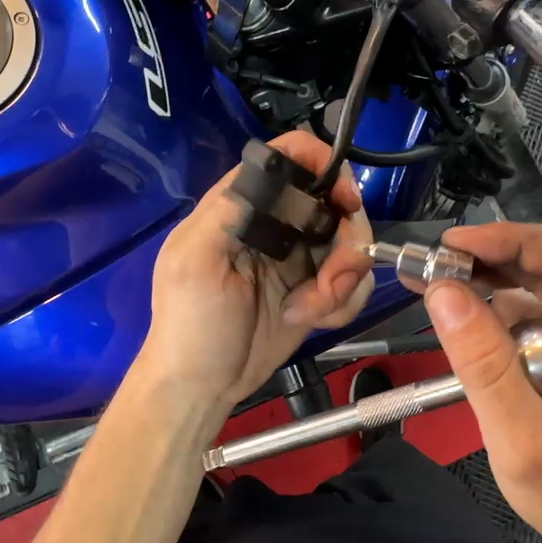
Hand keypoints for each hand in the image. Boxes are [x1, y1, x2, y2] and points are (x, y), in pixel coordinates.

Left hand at [134, 131, 375, 415]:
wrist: (204, 385)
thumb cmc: (190, 323)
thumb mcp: (194, 263)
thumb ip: (227, 213)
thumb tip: (266, 173)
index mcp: (242, 205)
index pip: (291, 157)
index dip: (326, 168)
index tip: (345, 203)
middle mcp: (275, 223)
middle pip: (336, 203)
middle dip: (345, 244)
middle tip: (330, 282)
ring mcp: (298, 256)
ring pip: (351, 244)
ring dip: (342, 281)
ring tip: (312, 311)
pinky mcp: (314, 289)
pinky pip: (351, 282)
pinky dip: (343, 303)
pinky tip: (312, 320)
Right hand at [423, 223, 541, 542]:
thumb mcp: (521, 439)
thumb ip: (483, 364)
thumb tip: (441, 291)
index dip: (516, 242)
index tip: (455, 245)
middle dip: (498, 262)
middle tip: (436, 265)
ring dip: (497, 287)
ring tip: (442, 290)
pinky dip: (507, 312)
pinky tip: (472, 324)